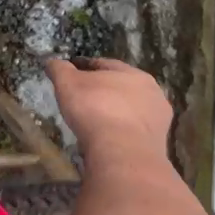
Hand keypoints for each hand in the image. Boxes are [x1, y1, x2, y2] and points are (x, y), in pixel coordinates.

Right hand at [45, 57, 172, 170]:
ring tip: (90, 117)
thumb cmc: (94, 107)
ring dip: (112, 109)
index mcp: (134, 74)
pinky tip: (103, 133)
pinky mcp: (158, 140)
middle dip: (100, 89)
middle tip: (79, 95)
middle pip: (119, 86)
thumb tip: (55, 63)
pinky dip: (118, 127)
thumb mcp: (65, 81)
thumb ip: (59, 67)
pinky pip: (132, 127)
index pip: (103, 64)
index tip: (67, 74)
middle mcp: (153, 93)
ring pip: (128, 108)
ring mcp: (159, 119)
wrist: (122, 150)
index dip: (82, 67)